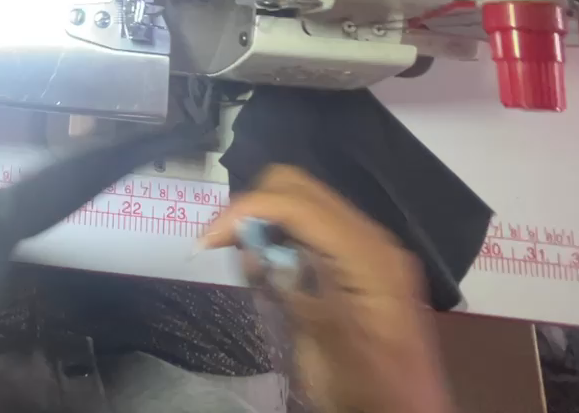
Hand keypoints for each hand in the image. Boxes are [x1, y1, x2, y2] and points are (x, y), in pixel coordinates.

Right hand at [201, 165, 451, 412]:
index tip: (206, 243)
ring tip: (248, 266)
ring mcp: (361, 242)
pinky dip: (274, 233)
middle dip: (250, 208)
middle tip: (222, 247)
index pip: (298, 204)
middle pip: (294, 186)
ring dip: (260, 221)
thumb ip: (299, 299)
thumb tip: (262, 255)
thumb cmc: (372, 395)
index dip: (246, 211)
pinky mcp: (350, 252)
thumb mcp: (333, 357)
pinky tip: (267, 269)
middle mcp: (368, 237)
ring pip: (295, 198)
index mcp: (369, 257)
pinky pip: (302, 222)